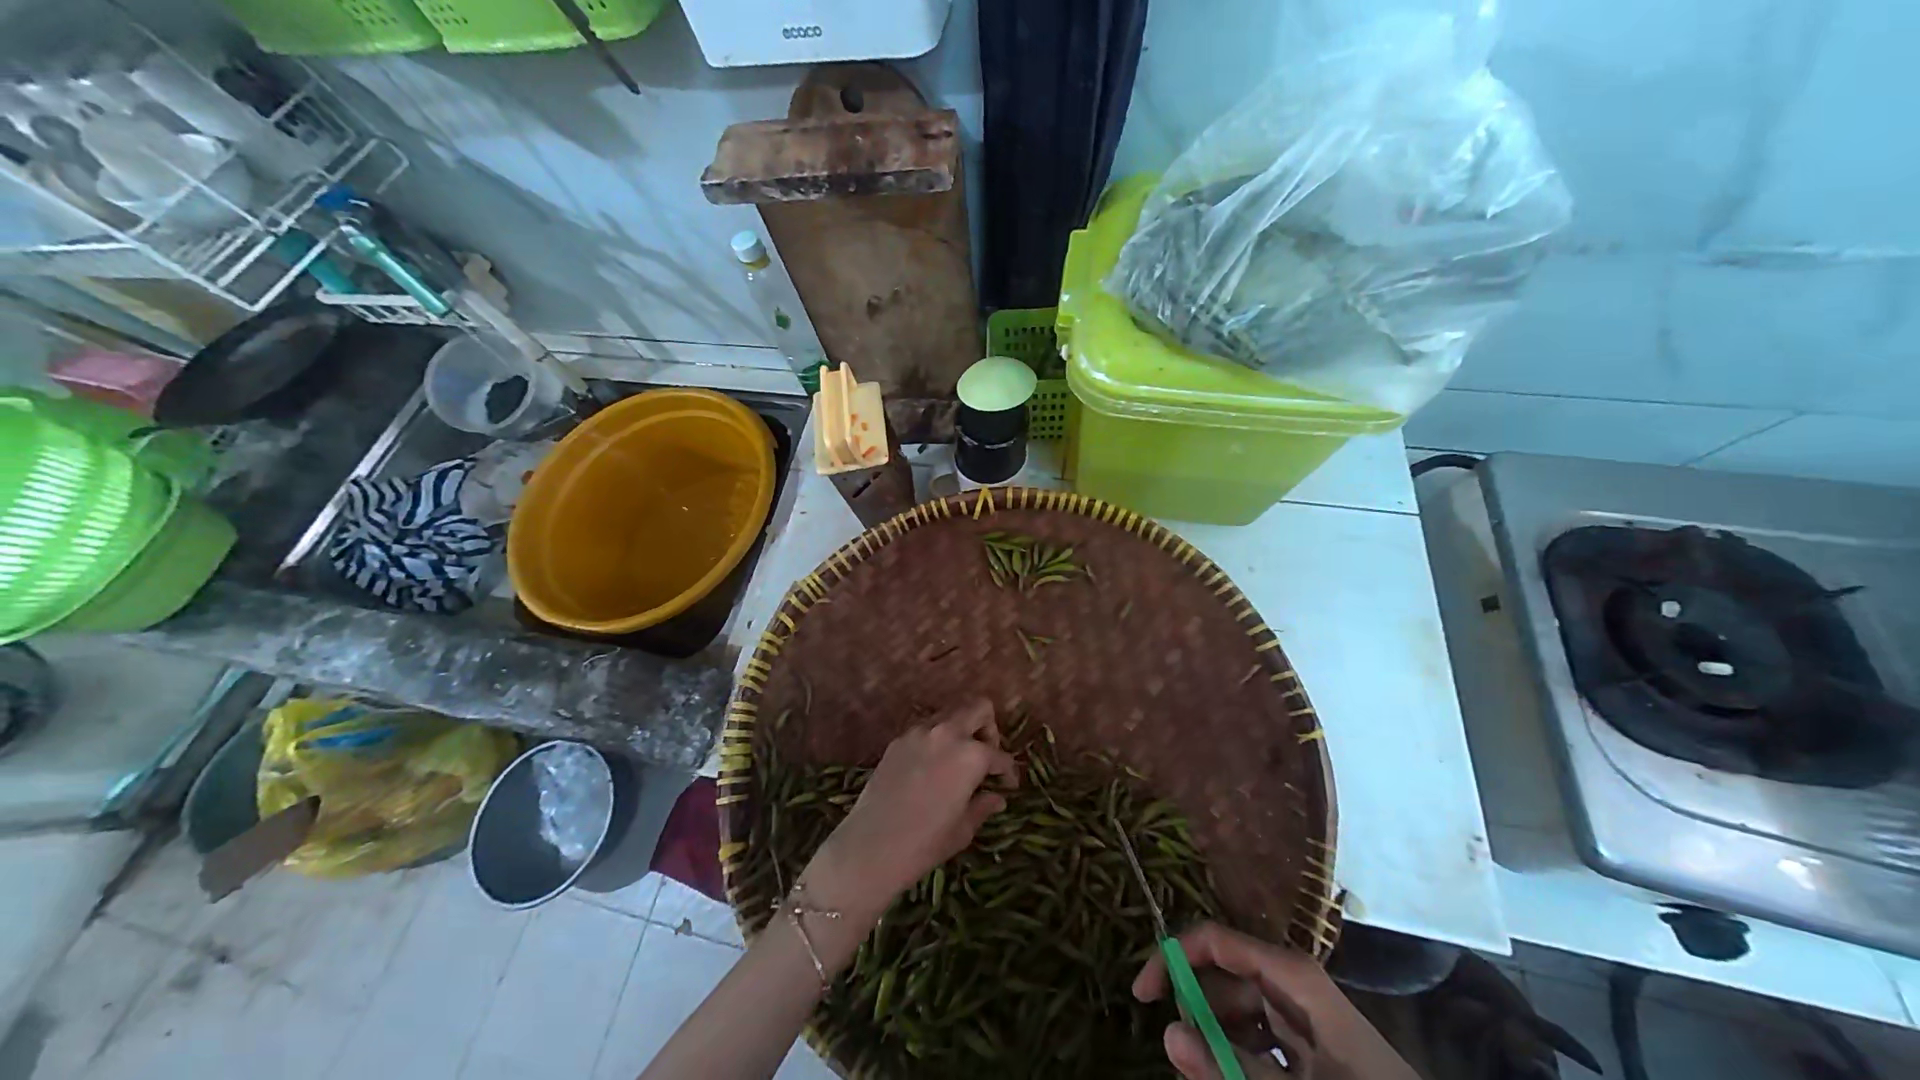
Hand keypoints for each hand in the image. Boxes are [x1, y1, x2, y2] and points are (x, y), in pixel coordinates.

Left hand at [803, 699, 1018, 920]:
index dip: (1009, 773)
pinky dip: (936, 741)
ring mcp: (919, 733)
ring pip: (950, 715)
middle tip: (986, 758)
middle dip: (989, 730)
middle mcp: (947, 733)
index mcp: (971, 754)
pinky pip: (925, 730)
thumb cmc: (926, 842)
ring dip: (961, 731)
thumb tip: (997, 798)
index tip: (1008, 786)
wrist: (871, 846)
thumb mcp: (963, 828)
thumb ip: (983, 805)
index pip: (1001, 756)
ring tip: (958, 762)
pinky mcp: (898, 741)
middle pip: (978, 708)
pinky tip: (932, 768)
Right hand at [1133, 923, 1418, 1079]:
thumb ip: (1231, 1065)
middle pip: (1220, 981)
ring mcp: (1300, 1014)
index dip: (1171, 959)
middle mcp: (1290, 983)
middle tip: (1184, 1060)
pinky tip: (1235, 1076)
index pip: (1213, 940)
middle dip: (1195, 1015)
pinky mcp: (1308, 1045)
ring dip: (1217, 1044)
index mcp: (1289, 974)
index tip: (1141, 995)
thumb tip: (1165, 1033)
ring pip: (1235, 1015)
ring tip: (1213, 1073)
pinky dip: (1239, 1059)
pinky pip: (1257, 1041)